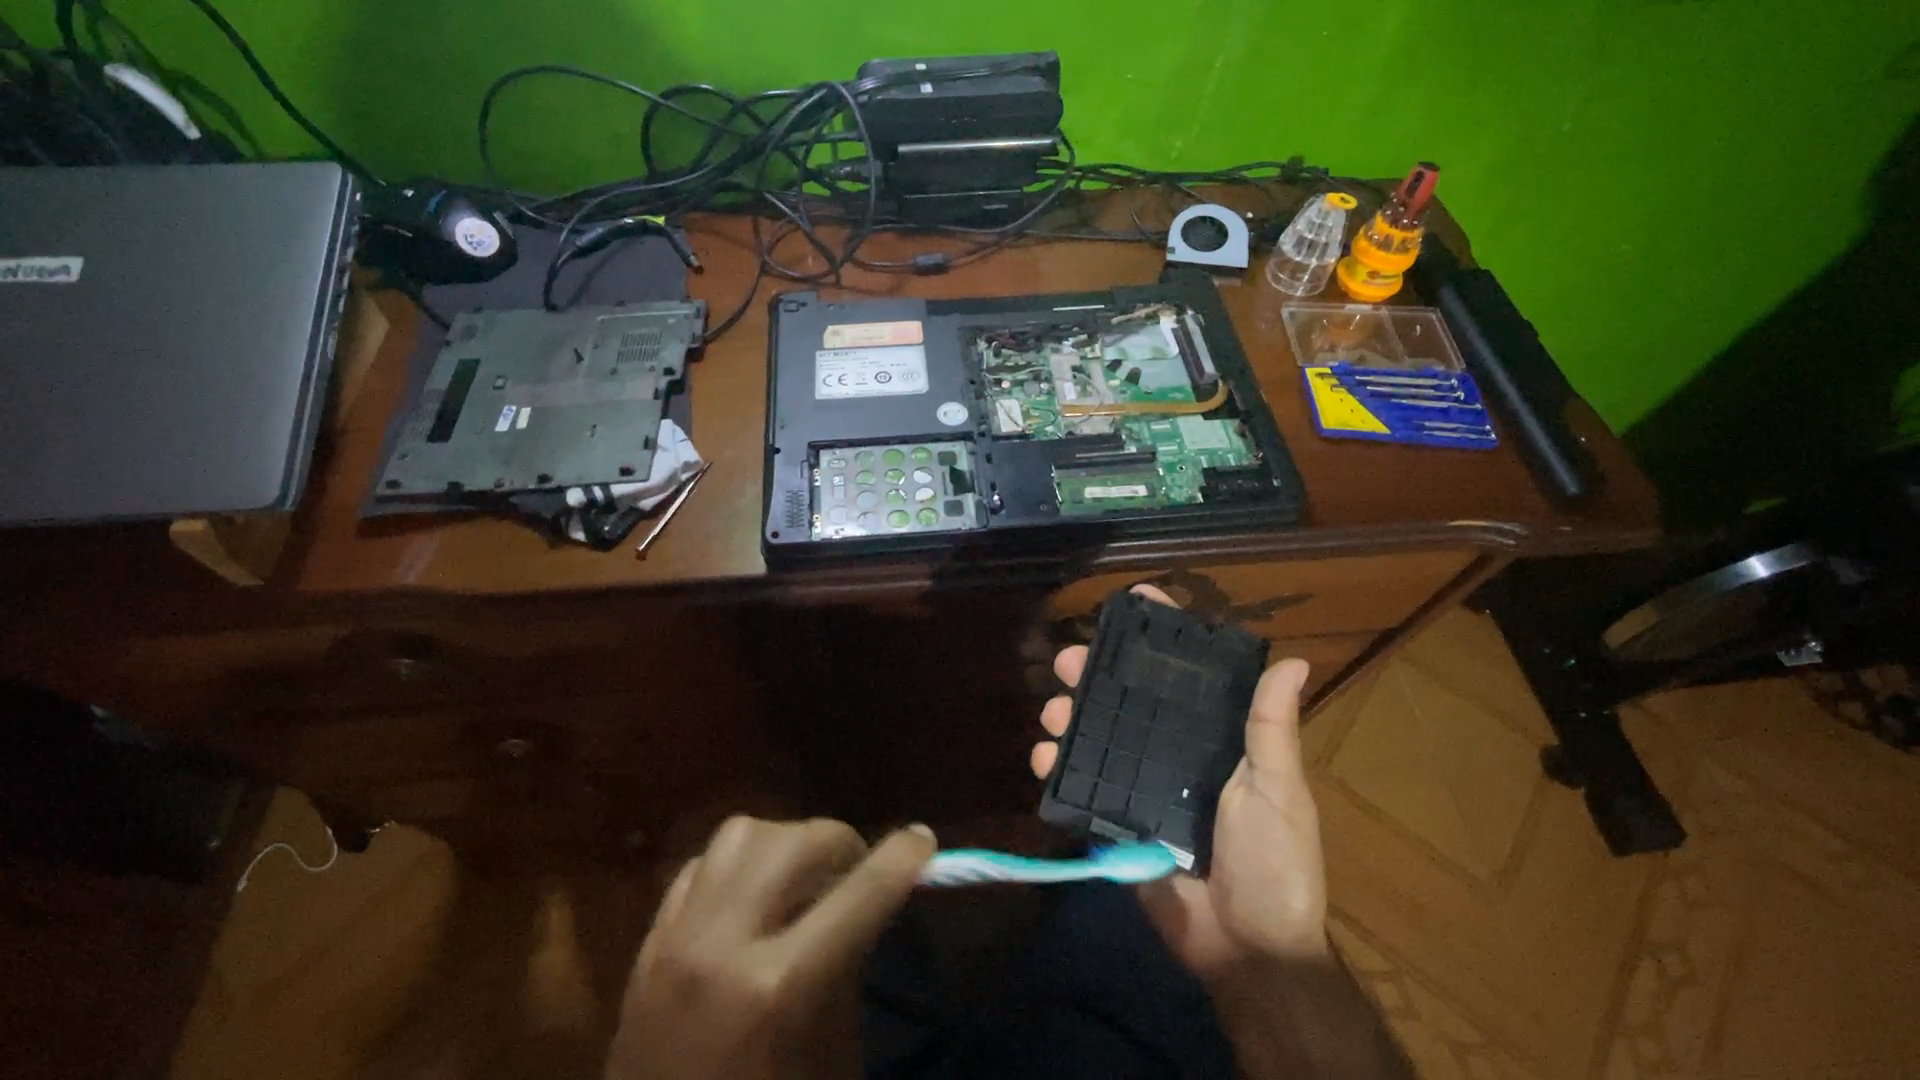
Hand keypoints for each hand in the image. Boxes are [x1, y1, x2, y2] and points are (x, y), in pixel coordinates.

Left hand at [605, 816, 935, 1079]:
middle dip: (840, 842)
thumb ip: (847, 970)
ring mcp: (677, 940)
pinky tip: (752, 894)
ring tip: (801, 874)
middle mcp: (724, 945)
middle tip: (856, 869)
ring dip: (783, 841)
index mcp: (780, 986)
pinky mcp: (648, 947)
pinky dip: (734, 866)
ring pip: (739, 835)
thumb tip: (865, 903)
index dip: (901, 857)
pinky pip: (697, 868)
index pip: (860, 894)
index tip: (922, 837)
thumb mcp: (831, 1058)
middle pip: (795, 842)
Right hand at [1032, 585, 1329, 976]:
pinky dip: (1056, 771)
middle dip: (1097, 674)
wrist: (1246, 950)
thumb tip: (1293, 659)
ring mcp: (1143, 790)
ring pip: (1098, 739)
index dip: (1164, 636)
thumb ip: (1271, 729)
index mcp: (1219, 741)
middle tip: (1068, 660)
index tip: (1134, 599)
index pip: (1189, 678)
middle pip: (1130, 702)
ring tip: (1051, 710)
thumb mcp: (1278, 790)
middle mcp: (1177, 756)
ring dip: (1069, 717)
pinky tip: (1040, 758)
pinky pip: (1082, 790)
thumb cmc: (1273, 862)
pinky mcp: (1117, 825)